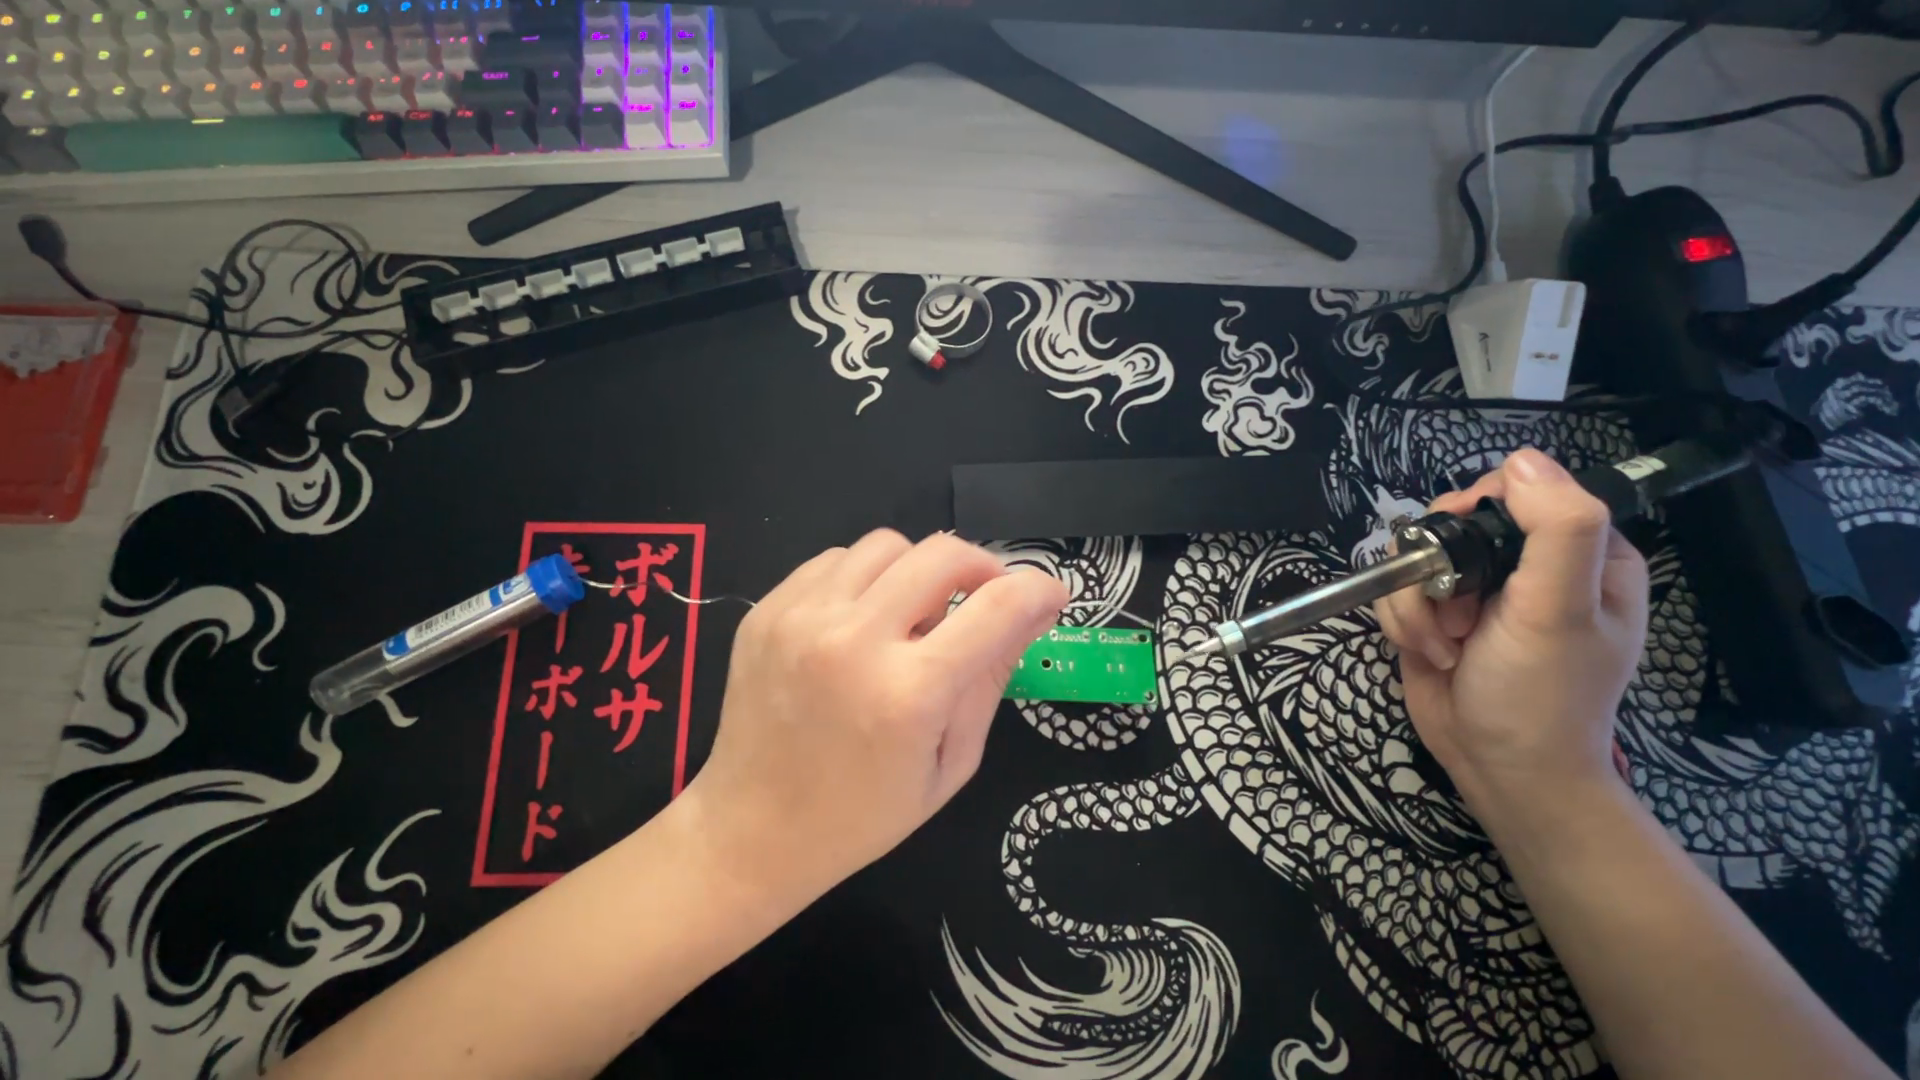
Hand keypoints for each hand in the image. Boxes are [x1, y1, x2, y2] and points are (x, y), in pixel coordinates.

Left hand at [681, 530, 1066, 901]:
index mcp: (909, 693)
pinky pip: (834, 561)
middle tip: (984, 599)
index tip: (1050, 594)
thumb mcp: (949, 763)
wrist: (751, 831)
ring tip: (914, 614)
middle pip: (941, 554)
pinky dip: (864, 580)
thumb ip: (991, 680)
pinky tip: (861, 622)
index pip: (996, 607)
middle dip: (982, 567)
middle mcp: (853, 641)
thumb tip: (1030, 613)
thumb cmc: (862, 815)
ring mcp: (801, 618)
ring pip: (886, 545)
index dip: (1037, 589)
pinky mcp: (766, 611)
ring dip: (918, 570)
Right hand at [1373, 448, 1649, 815]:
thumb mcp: (1561, 609)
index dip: (1481, 510)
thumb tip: (1521, 458)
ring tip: (1444, 643)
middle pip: (1453, 521)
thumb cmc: (1543, 693)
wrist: (1499, 768)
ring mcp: (1473, 593)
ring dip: (1415, 602)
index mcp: (1580, 555)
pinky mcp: (1432, 617)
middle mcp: (1523, 567)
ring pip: (1413, 556)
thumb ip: (1556, 530)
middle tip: (1457, 605)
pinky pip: (1394, 591)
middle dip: (1438, 564)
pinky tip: (1429, 653)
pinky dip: (1400, 621)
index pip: (1520, 492)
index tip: (1466, 548)